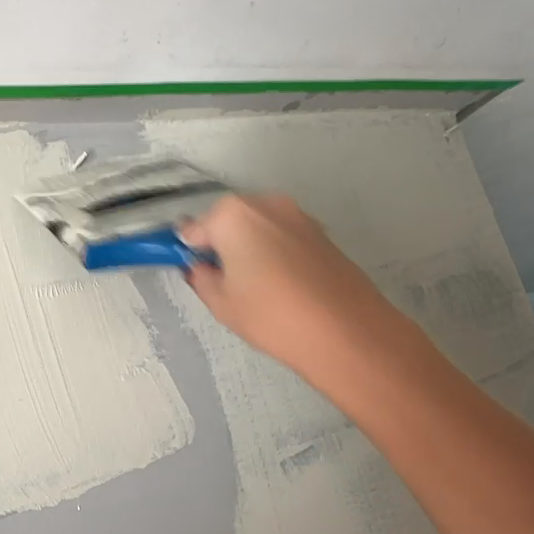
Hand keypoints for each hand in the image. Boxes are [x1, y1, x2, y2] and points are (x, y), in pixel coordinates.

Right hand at [178, 194, 390, 374]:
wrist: (344, 330)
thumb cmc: (270, 315)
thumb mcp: (221, 303)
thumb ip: (202, 278)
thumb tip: (201, 266)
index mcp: (232, 215)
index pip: (195, 229)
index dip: (189, 252)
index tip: (192, 272)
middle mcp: (265, 203)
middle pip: (229, 222)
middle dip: (222, 245)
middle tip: (225, 284)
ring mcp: (297, 215)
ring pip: (259, 228)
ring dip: (250, 249)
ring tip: (257, 289)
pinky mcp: (321, 232)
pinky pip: (283, 237)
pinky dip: (276, 254)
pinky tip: (282, 287)